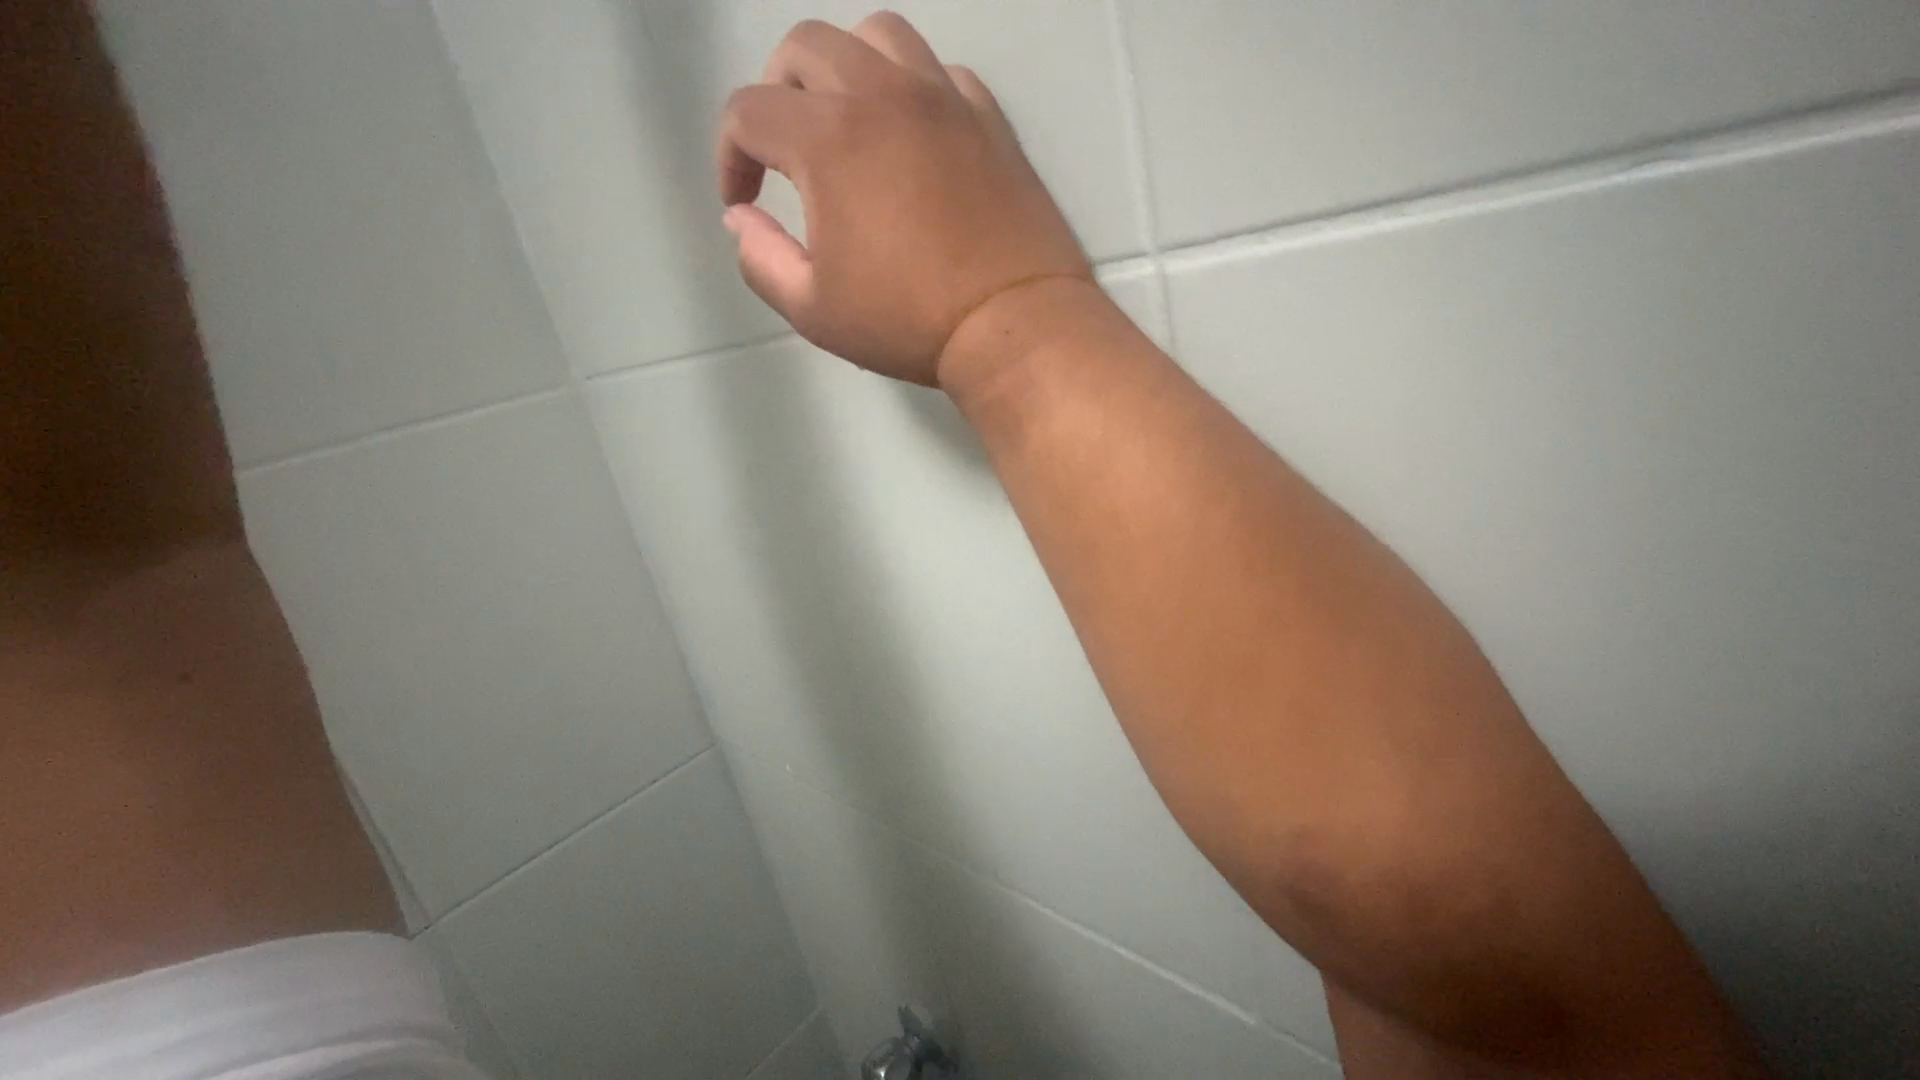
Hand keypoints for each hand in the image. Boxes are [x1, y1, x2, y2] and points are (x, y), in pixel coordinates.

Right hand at [716, 13, 1091, 385]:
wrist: (1014, 323)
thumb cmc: (908, 323)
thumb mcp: (813, 309)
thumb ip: (761, 258)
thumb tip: (741, 220)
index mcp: (829, 139)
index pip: (749, 111)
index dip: (730, 156)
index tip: (744, 203)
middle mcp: (883, 96)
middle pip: (805, 47)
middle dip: (777, 93)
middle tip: (785, 154)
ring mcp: (943, 98)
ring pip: (877, 37)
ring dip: (845, 69)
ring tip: (847, 125)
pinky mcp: (989, 117)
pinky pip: (939, 72)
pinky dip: (911, 89)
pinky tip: (911, 138)